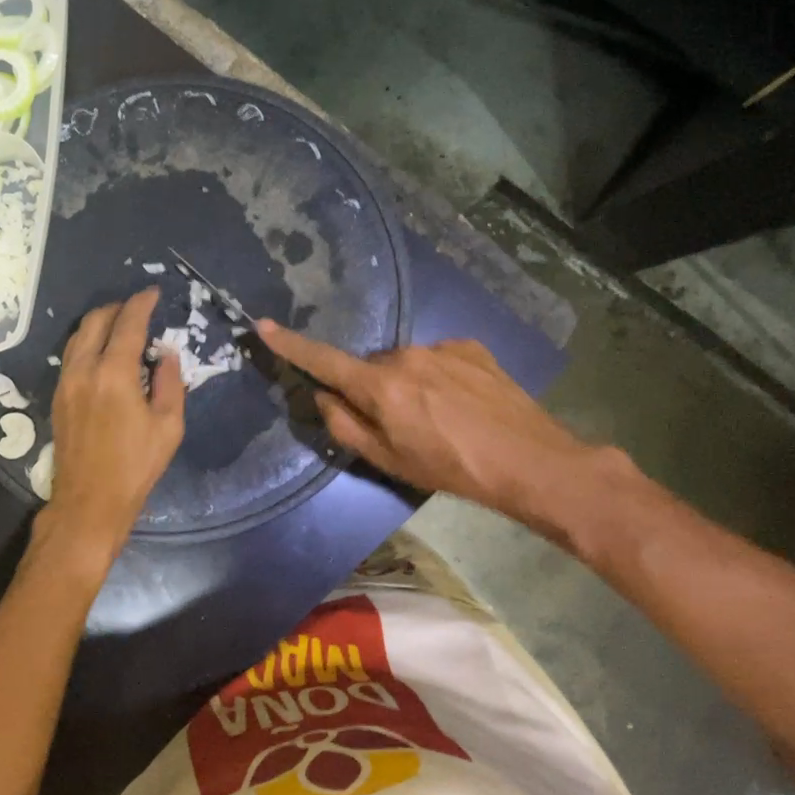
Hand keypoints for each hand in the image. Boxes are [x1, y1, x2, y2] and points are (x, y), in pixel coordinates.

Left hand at [46, 288, 185, 556]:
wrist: (89, 500)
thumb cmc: (135, 466)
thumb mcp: (168, 426)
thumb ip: (170, 382)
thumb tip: (165, 353)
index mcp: (114, 374)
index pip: (127, 324)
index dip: (141, 304)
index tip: (152, 294)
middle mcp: (83, 371)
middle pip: (95, 321)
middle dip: (117, 308)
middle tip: (136, 308)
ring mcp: (65, 383)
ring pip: (77, 337)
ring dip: (98, 323)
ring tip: (119, 325)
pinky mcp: (57, 397)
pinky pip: (70, 356)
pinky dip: (86, 343)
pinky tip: (102, 351)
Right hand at [255, 320, 619, 518]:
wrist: (531, 462)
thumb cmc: (449, 468)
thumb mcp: (386, 459)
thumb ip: (344, 425)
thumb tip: (324, 398)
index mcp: (380, 386)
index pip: (323, 360)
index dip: (289, 345)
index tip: (262, 326)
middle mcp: (406, 357)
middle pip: (368, 368)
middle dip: (369, 389)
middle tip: (393, 425)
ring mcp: (442, 349)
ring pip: (403, 364)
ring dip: (405, 385)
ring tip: (435, 419)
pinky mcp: (472, 349)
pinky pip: (435, 360)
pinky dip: (435, 379)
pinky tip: (458, 406)